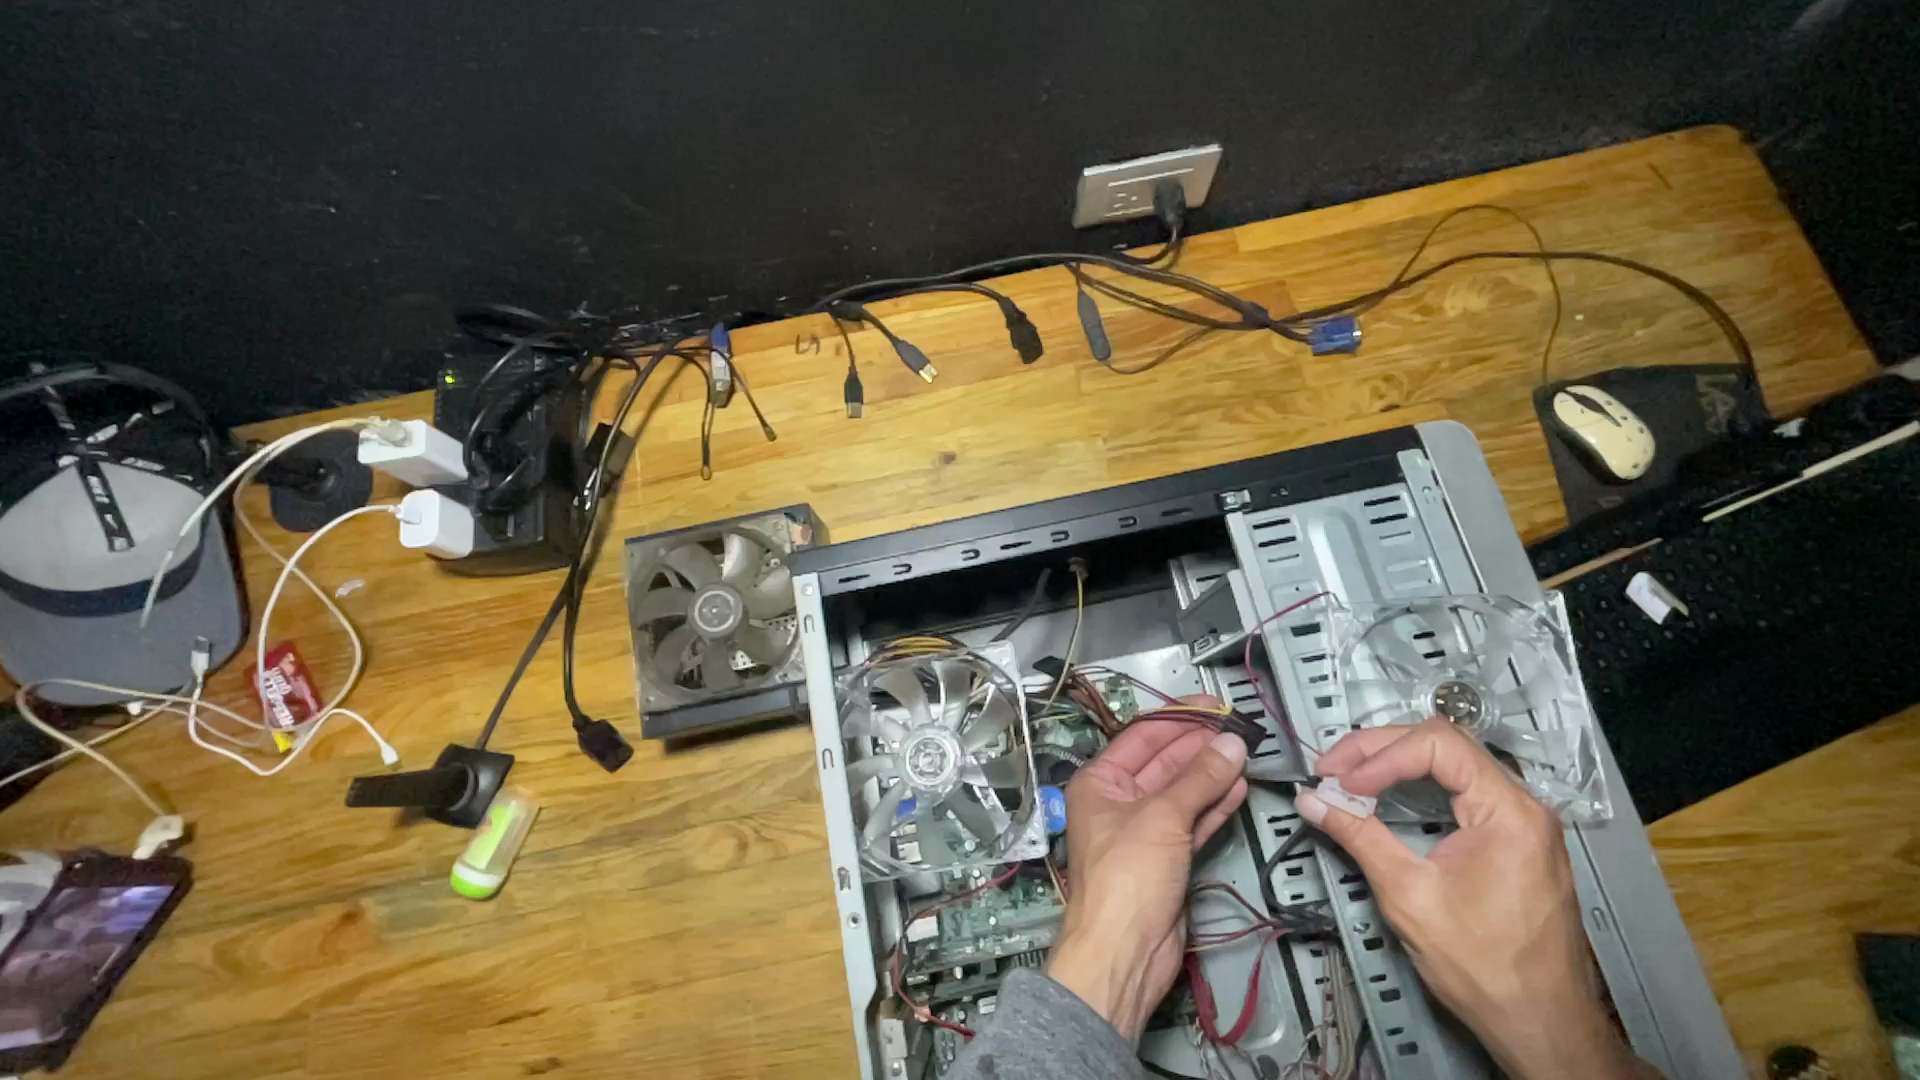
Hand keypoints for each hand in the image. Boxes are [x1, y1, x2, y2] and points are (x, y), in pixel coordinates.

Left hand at [1046, 709, 1247, 1041]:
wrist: (1125, 951)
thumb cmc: (1126, 877)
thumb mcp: (1162, 816)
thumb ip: (1199, 778)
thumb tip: (1232, 743)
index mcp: (1099, 782)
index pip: (1141, 737)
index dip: (1177, 718)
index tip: (1211, 704)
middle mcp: (1118, 801)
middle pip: (1164, 762)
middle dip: (1199, 746)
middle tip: (1238, 727)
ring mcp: (1144, 830)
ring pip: (1182, 792)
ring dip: (1211, 774)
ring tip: (1245, 752)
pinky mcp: (1168, 857)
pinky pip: (1193, 821)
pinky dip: (1214, 805)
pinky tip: (1238, 787)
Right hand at [1298, 720, 1651, 1079]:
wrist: (1543, 1027)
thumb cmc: (1481, 964)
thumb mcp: (1408, 895)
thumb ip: (1358, 836)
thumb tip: (1309, 800)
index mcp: (1508, 812)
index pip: (1438, 745)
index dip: (1380, 754)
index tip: (1340, 781)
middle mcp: (1522, 804)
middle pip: (1443, 743)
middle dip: (1378, 750)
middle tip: (1329, 769)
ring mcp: (1522, 820)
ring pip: (1450, 760)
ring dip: (1393, 761)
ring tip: (1347, 777)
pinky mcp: (1513, 837)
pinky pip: (1459, 787)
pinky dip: (1414, 782)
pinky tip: (1382, 793)